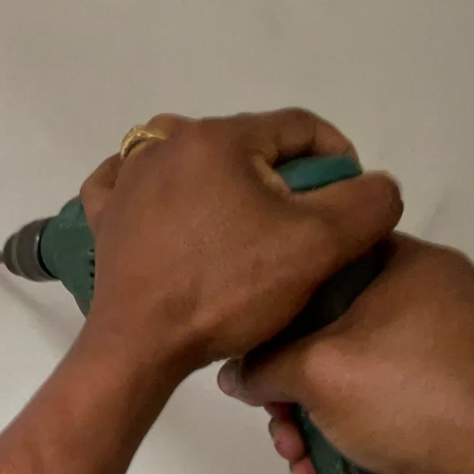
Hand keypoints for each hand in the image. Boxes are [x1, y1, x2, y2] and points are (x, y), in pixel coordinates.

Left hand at [75, 109, 403, 376]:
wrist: (141, 346)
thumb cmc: (227, 292)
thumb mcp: (320, 245)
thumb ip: (369, 201)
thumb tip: (371, 185)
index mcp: (216, 138)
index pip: (299, 127)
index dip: (337, 160)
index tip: (348, 201)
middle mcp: (162, 148)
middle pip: (243, 146)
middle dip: (278, 176)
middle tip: (296, 224)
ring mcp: (125, 184)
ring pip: (183, 159)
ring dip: (216, 177)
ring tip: (237, 219)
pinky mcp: (103, 219)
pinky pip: (124, 185)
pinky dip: (147, 188)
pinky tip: (161, 202)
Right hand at [217, 235, 473, 473]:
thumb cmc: (412, 396)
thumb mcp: (317, 370)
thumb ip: (261, 366)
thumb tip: (232, 376)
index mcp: (408, 270)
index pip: (325, 263)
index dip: (277, 298)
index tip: (246, 338)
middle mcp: (421, 306)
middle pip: (321, 332)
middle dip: (284, 385)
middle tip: (272, 416)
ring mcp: (429, 360)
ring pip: (336, 380)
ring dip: (303, 423)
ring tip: (295, 458)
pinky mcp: (431, 407)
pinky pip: (362, 412)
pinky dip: (334, 441)